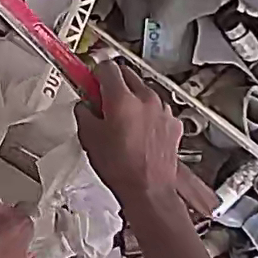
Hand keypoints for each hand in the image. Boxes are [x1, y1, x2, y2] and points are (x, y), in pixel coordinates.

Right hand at [76, 59, 184, 218]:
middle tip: (100, 100)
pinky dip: (145, 113)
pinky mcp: (173, 122)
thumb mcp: (89, 137)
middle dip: (112, 83)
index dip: (94, 73)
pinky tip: (136, 131)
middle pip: (127, 74)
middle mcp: (146, 99)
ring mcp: (163, 110)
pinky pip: (156, 108)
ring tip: (119, 120)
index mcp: (122, 99)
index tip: (87, 78)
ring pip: (142, 91)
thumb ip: (84, 112)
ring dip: (129, 98)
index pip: (107, 68)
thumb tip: (84, 104)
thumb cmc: (120, 167)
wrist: (149, 189)